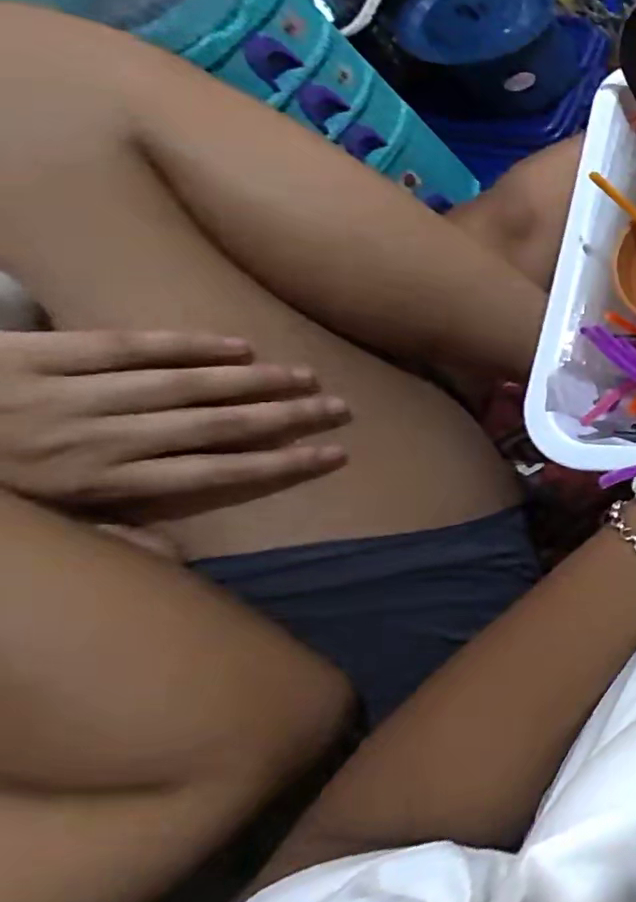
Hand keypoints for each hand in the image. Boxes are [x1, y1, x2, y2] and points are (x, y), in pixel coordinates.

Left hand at [0, 330, 349, 511]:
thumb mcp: (29, 524)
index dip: (280, 463)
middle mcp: (92, 439)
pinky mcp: (30, 354)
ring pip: (179, 385)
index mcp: (91, 483)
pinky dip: (186, 345)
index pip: (210, 473)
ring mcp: (61, 393)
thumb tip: (173, 557)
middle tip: (340, 407)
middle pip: (211, 425)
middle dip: (286, 415)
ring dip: (252, 380)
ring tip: (305, 376)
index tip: (336, 454)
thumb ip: (97, 535)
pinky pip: (123, 346)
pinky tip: (237, 346)